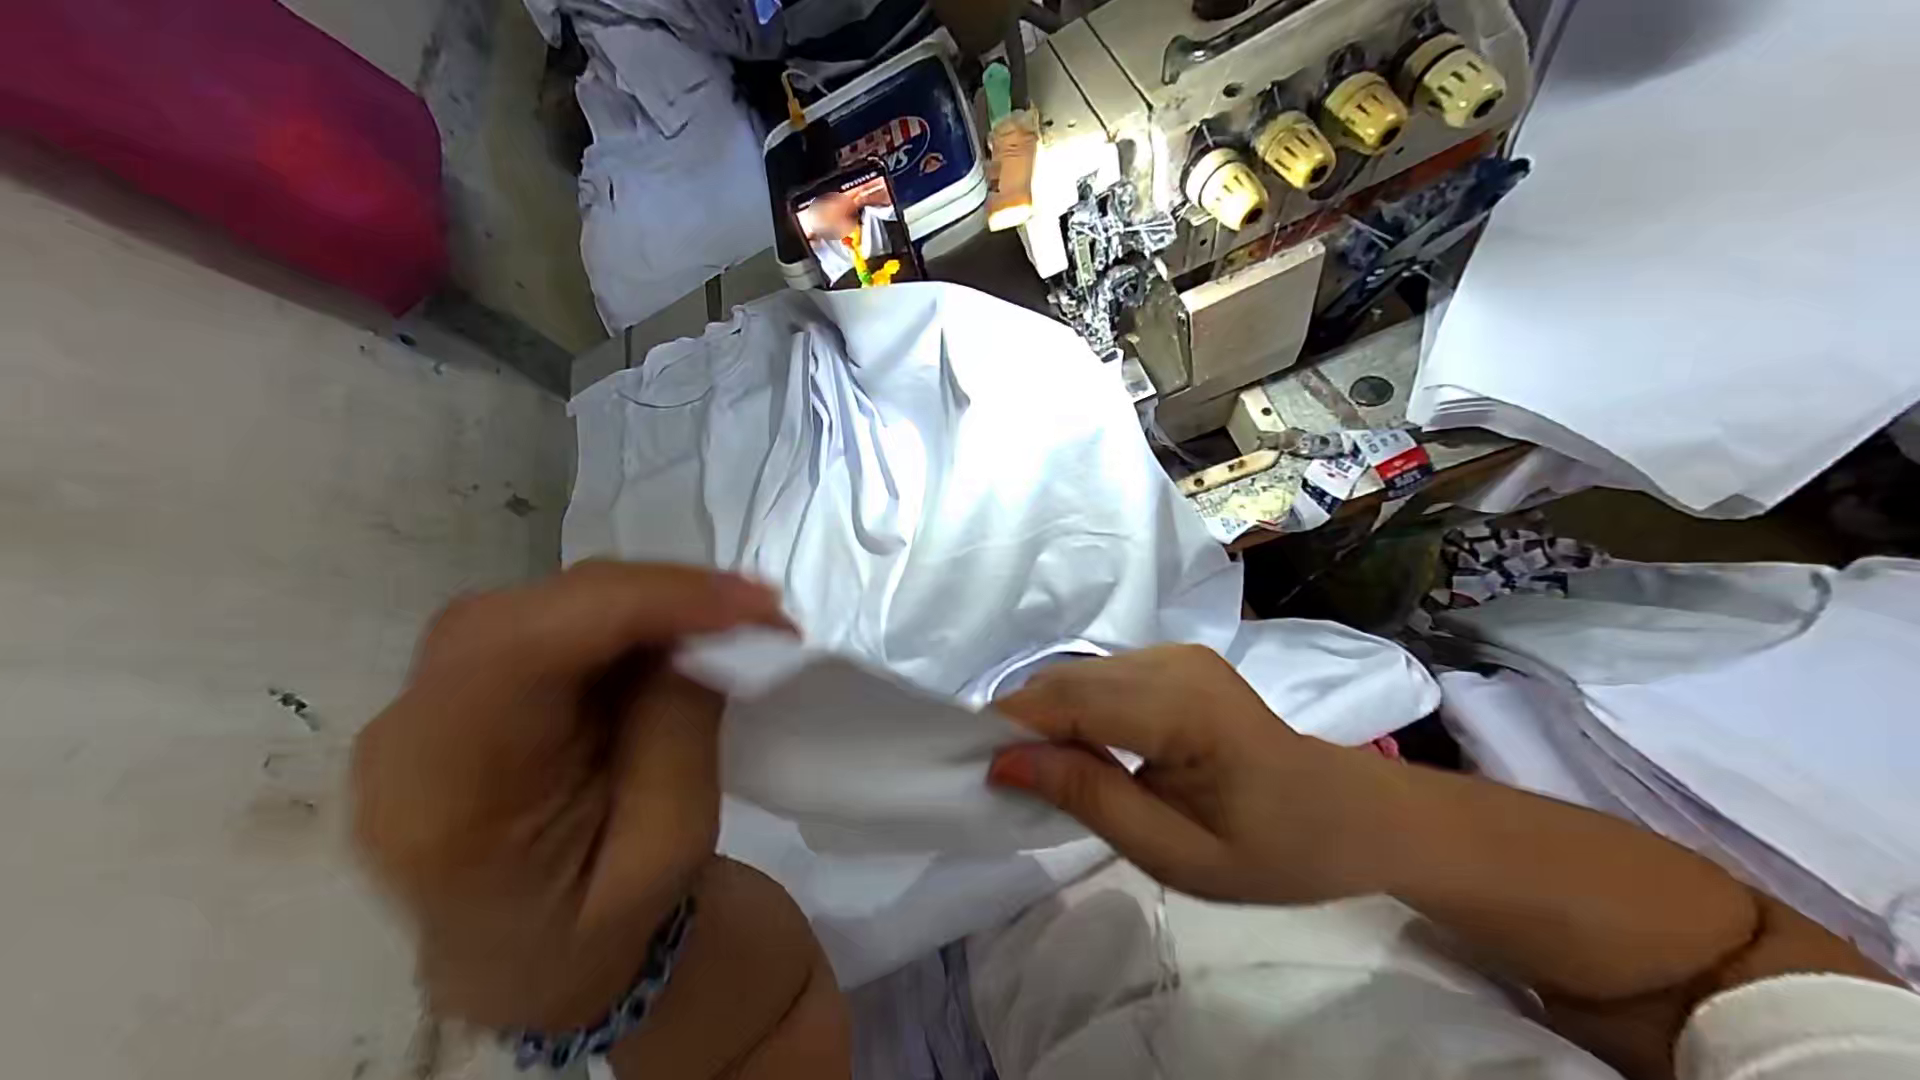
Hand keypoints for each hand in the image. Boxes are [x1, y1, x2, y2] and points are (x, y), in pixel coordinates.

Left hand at [352, 562, 788, 1030]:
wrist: (534, 959)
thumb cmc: (601, 927)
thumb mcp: (670, 845)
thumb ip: (678, 728)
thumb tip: (696, 633)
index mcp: (443, 800)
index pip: (518, 654)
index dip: (639, 604)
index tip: (748, 605)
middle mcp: (408, 735)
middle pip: (527, 615)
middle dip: (655, 595)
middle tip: (754, 608)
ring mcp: (427, 703)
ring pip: (543, 603)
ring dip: (647, 600)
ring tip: (728, 620)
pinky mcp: (466, 685)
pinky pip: (552, 618)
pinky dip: (628, 613)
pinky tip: (678, 631)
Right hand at [988, 645, 1405, 905]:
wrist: (1343, 813)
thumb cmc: (1272, 850)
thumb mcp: (1176, 854)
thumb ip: (1090, 799)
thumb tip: (1006, 762)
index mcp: (1185, 708)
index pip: (1074, 701)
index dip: (1015, 727)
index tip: (976, 766)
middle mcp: (1175, 662)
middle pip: (1070, 680)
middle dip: (1024, 722)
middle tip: (1000, 775)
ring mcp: (1175, 653)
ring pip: (1079, 674)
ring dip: (1046, 715)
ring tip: (1036, 767)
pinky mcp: (1172, 659)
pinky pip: (1101, 676)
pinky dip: (1073, 708)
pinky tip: (1077, 746)